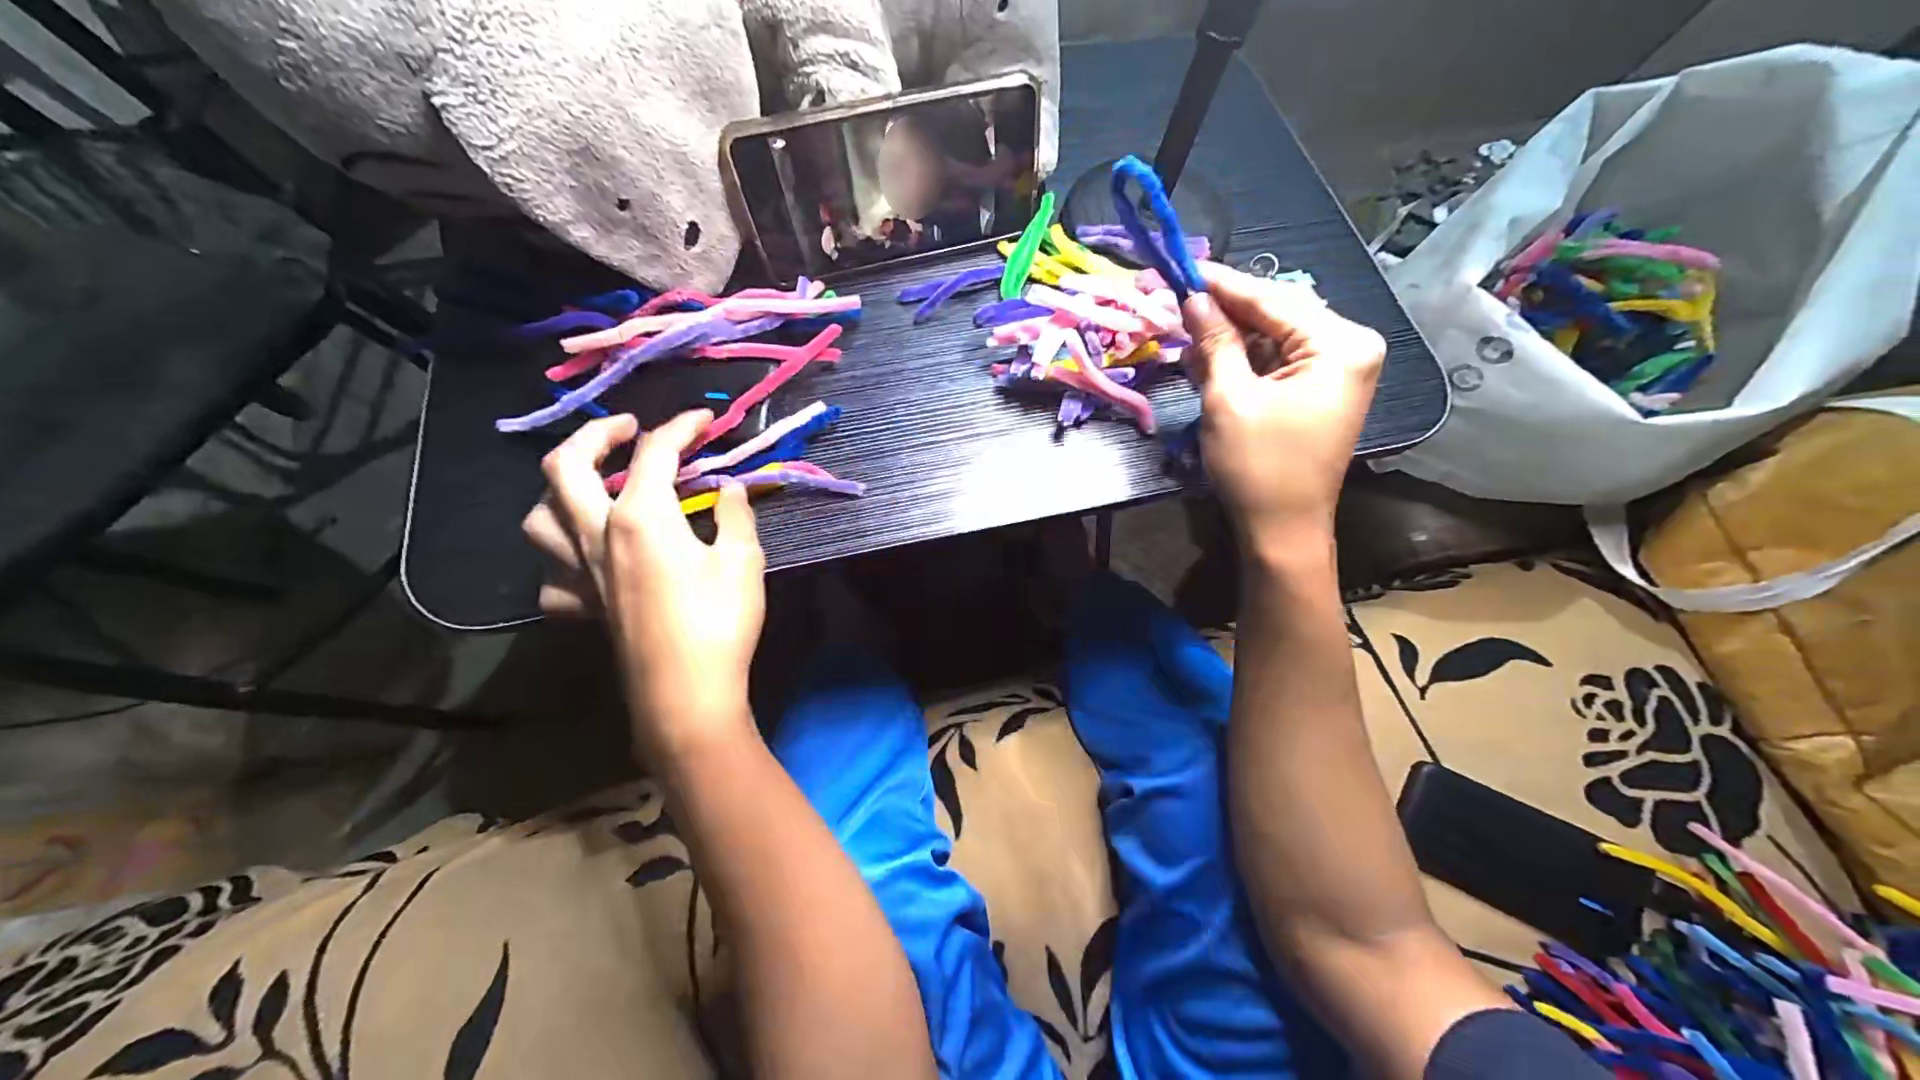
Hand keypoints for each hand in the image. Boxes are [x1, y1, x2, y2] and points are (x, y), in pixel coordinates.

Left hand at [521, 411, 766, 758]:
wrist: (686, 694)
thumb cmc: (721, 623)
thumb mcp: (744, 561)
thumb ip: (735, 515)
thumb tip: (729, 488)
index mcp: (641, 516)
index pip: (657, 452)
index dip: (682, 426)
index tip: (705, 419)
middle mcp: (597, 535)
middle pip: (566, 466)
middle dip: (595, 434)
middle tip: (627, 429)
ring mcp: (579, 574)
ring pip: (538, 518)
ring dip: (559, 491)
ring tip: (592, 489)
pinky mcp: (579, 607)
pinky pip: (551, 576)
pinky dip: (562, 559)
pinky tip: (587, 561)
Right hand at [1181, 262, 1383, 559]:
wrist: (1282, 531)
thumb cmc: (1258, 467)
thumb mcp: (1228, 398)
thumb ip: (1214, 341)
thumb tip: (1193, 296)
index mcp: (1340, 344)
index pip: (1272, 299)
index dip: (1221, 284)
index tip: (1180, 269)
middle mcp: (1349, 347)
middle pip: (1275, 313)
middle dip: (1224, 311)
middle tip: (1176, 301)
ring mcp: (1337, 370)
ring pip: (1272, 336)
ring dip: (1228, 337)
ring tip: (1184, 332)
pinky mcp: (1320, 390)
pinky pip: (1277, 360)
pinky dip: (1242, 359)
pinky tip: (1207, 358)